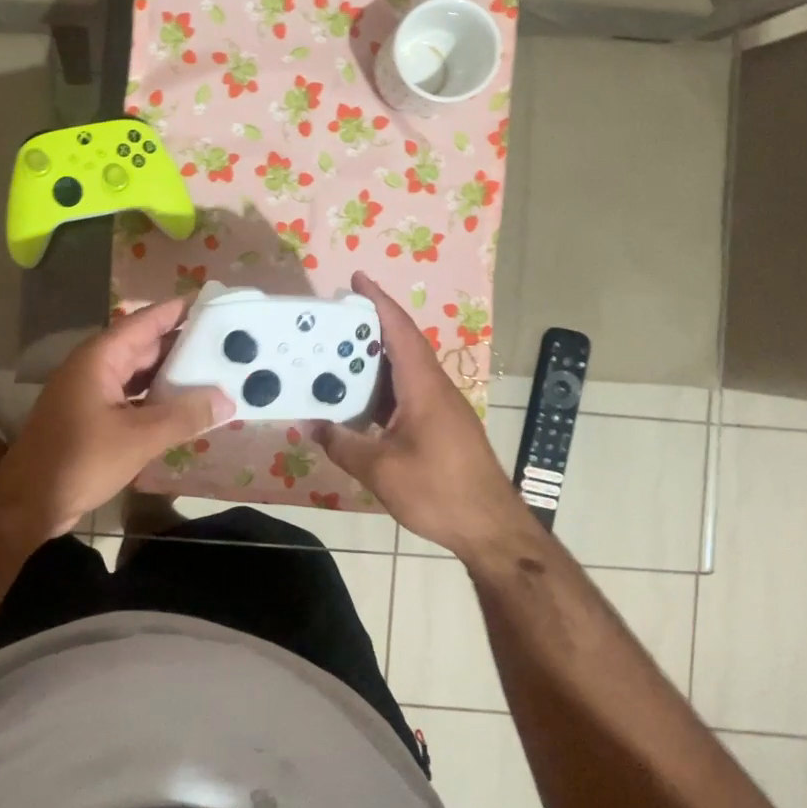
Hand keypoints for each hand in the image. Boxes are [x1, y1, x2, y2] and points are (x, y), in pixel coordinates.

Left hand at [0, 298, 234, 539]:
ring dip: (172, 376)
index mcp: (100, 357)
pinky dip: (157, 400)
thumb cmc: (79, 460)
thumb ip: (184, 417)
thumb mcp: (138, 438)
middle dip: (184, 346)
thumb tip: (227, 400)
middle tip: (229, 346)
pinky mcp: (91, 418)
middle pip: (145, 346)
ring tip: (216, 374)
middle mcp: (95, 367)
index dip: (179, 311)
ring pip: (139, 374)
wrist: (28, 501)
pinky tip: (185, 409)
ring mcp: (91, 393)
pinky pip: (131, 398)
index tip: (215, 305)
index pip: (146, 321)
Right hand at [312, 272, 535, 558]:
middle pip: (401, 346)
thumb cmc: (439, 491)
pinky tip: (357, 401)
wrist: (490, 528)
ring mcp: (441, 409)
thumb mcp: (381, 470)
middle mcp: (435, 389)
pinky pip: (405, 394)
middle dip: (369, 327)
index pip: (400, 331)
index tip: (357, 279)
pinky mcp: (441, 428)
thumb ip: (344, 444)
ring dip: (373, 360)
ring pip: (403, 371)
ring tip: (334, 356)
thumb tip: (315, 426)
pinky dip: (380, 388)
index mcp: (423, 388)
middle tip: (330, 320)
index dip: (378, 302)